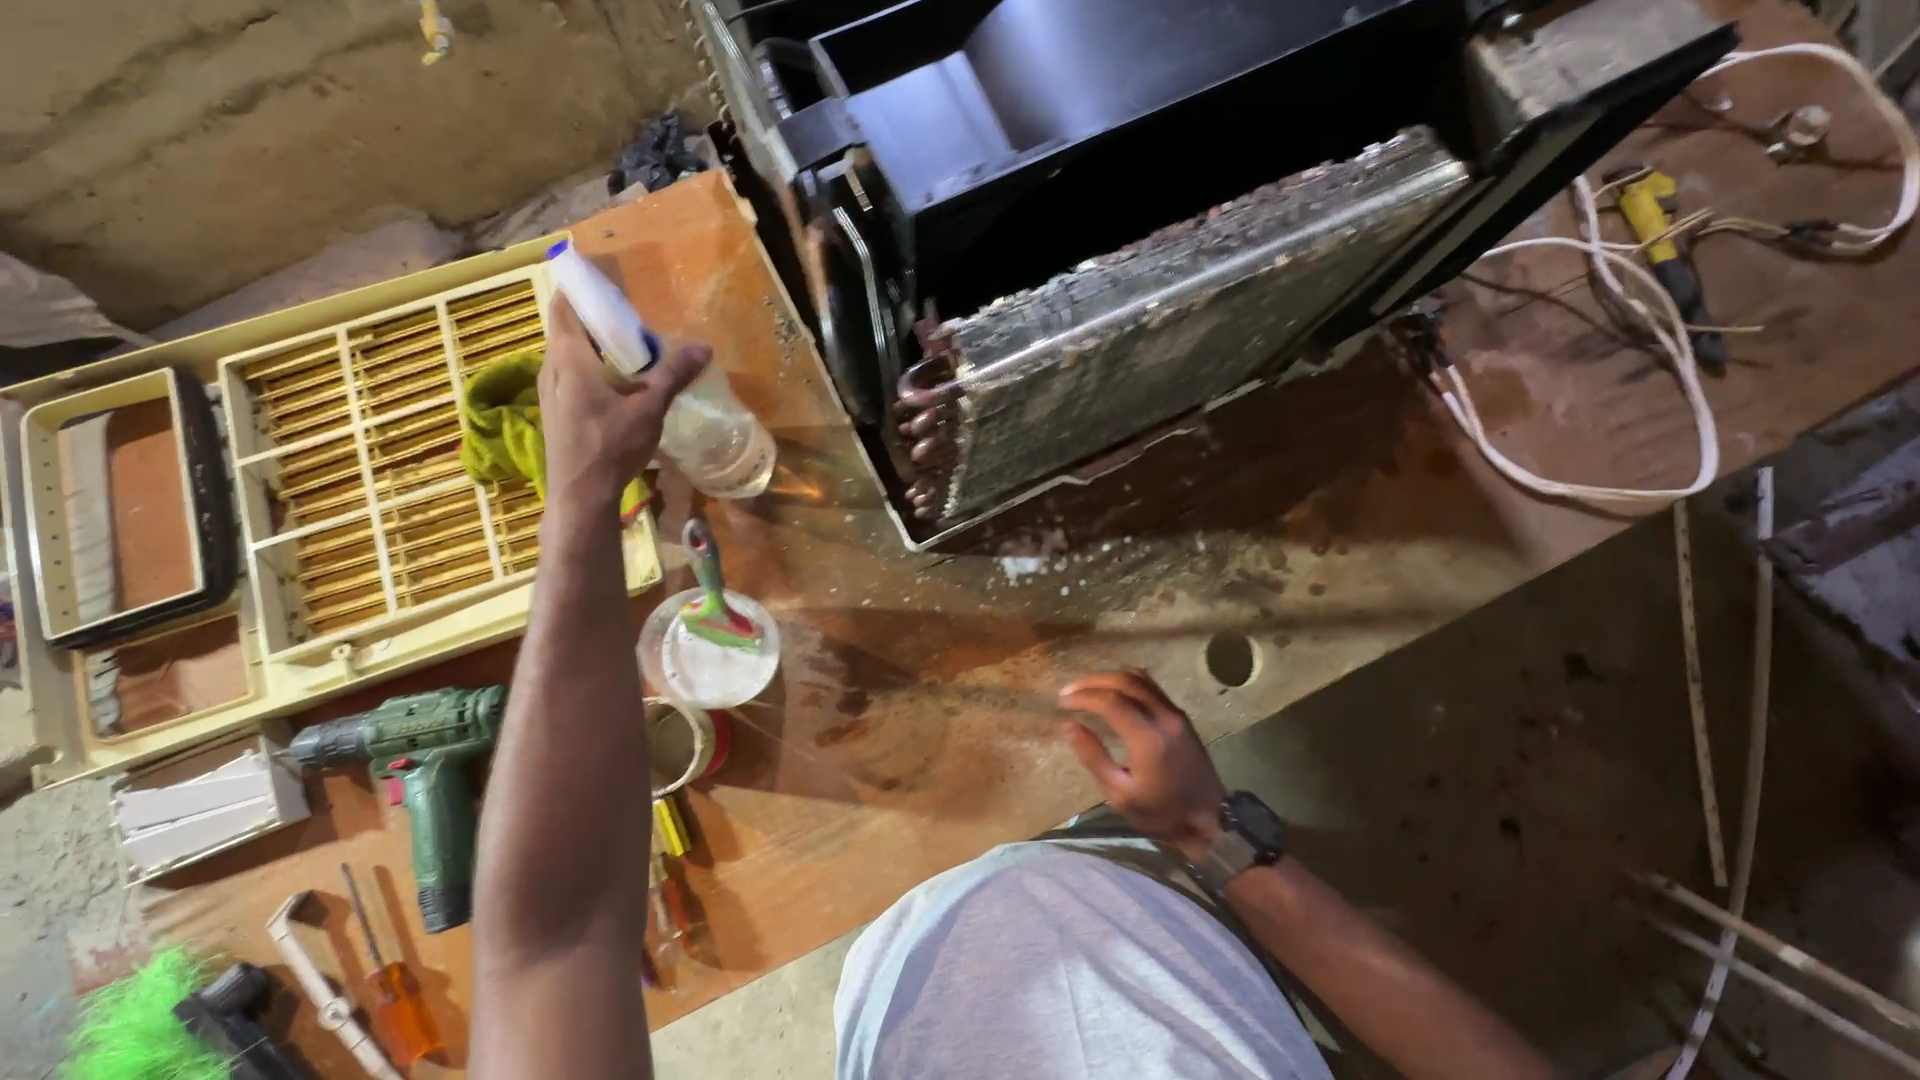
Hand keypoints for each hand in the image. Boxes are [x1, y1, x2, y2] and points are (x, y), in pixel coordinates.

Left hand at [538, 292, 708, 511]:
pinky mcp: (555, 412)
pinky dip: (590, 368)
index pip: (565, 307)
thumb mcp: (649, 409)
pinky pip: (570, 376)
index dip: (580, 289)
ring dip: (594, 347)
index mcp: (569, 358)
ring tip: (628, 349)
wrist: (581, 495)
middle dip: (596, 320)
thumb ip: (673, 376)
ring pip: (568, 355)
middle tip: (630, 318)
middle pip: (568, 330)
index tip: (604, 280)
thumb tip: (703, 347)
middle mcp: (551, 368)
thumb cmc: (610, 447)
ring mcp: (549, 392)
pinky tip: (616, 384)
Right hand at [1059, 670, 1225, 860]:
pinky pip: (1151, 686)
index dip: (1084, 696)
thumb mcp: (1119, 794)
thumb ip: (1093, 757)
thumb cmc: (1161, 812)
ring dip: (1110, 678)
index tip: (1063, 702)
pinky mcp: (1180, 716)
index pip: (1112, 701)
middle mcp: (1164, 717)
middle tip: (1069, 690)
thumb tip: (1068, 726)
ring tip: (1087, 688)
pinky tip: (1112, 693)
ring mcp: (1175, 714)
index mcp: (1148, 738)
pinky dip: (1126, 682)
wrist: (1208, 818)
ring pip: (1140, 678)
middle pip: (1125, 681)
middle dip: (1093, 681)